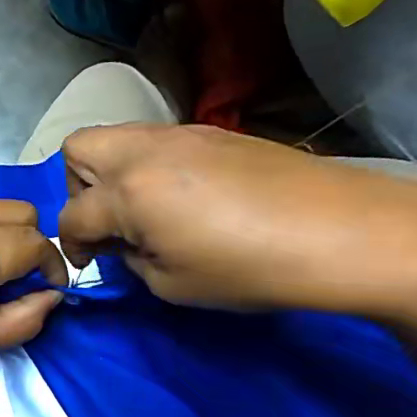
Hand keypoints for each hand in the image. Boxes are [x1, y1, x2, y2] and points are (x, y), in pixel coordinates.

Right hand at [57, 124, 416, 316]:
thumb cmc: (250, 269)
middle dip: (78, 186)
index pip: (72, 215)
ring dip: (113, 171)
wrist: (344, 231)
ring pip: (116, 136)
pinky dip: (151, 165)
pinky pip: (157, 140)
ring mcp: (180, 134)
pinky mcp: (213, 131)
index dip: (73, 245)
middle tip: (111, 219)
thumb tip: (124, 242)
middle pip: (77, 149)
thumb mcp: (171, 285)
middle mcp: (144, 151)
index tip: (93, 262)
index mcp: (128, 192)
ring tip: (146, 208)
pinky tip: (187, 196)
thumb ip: (131, 259)